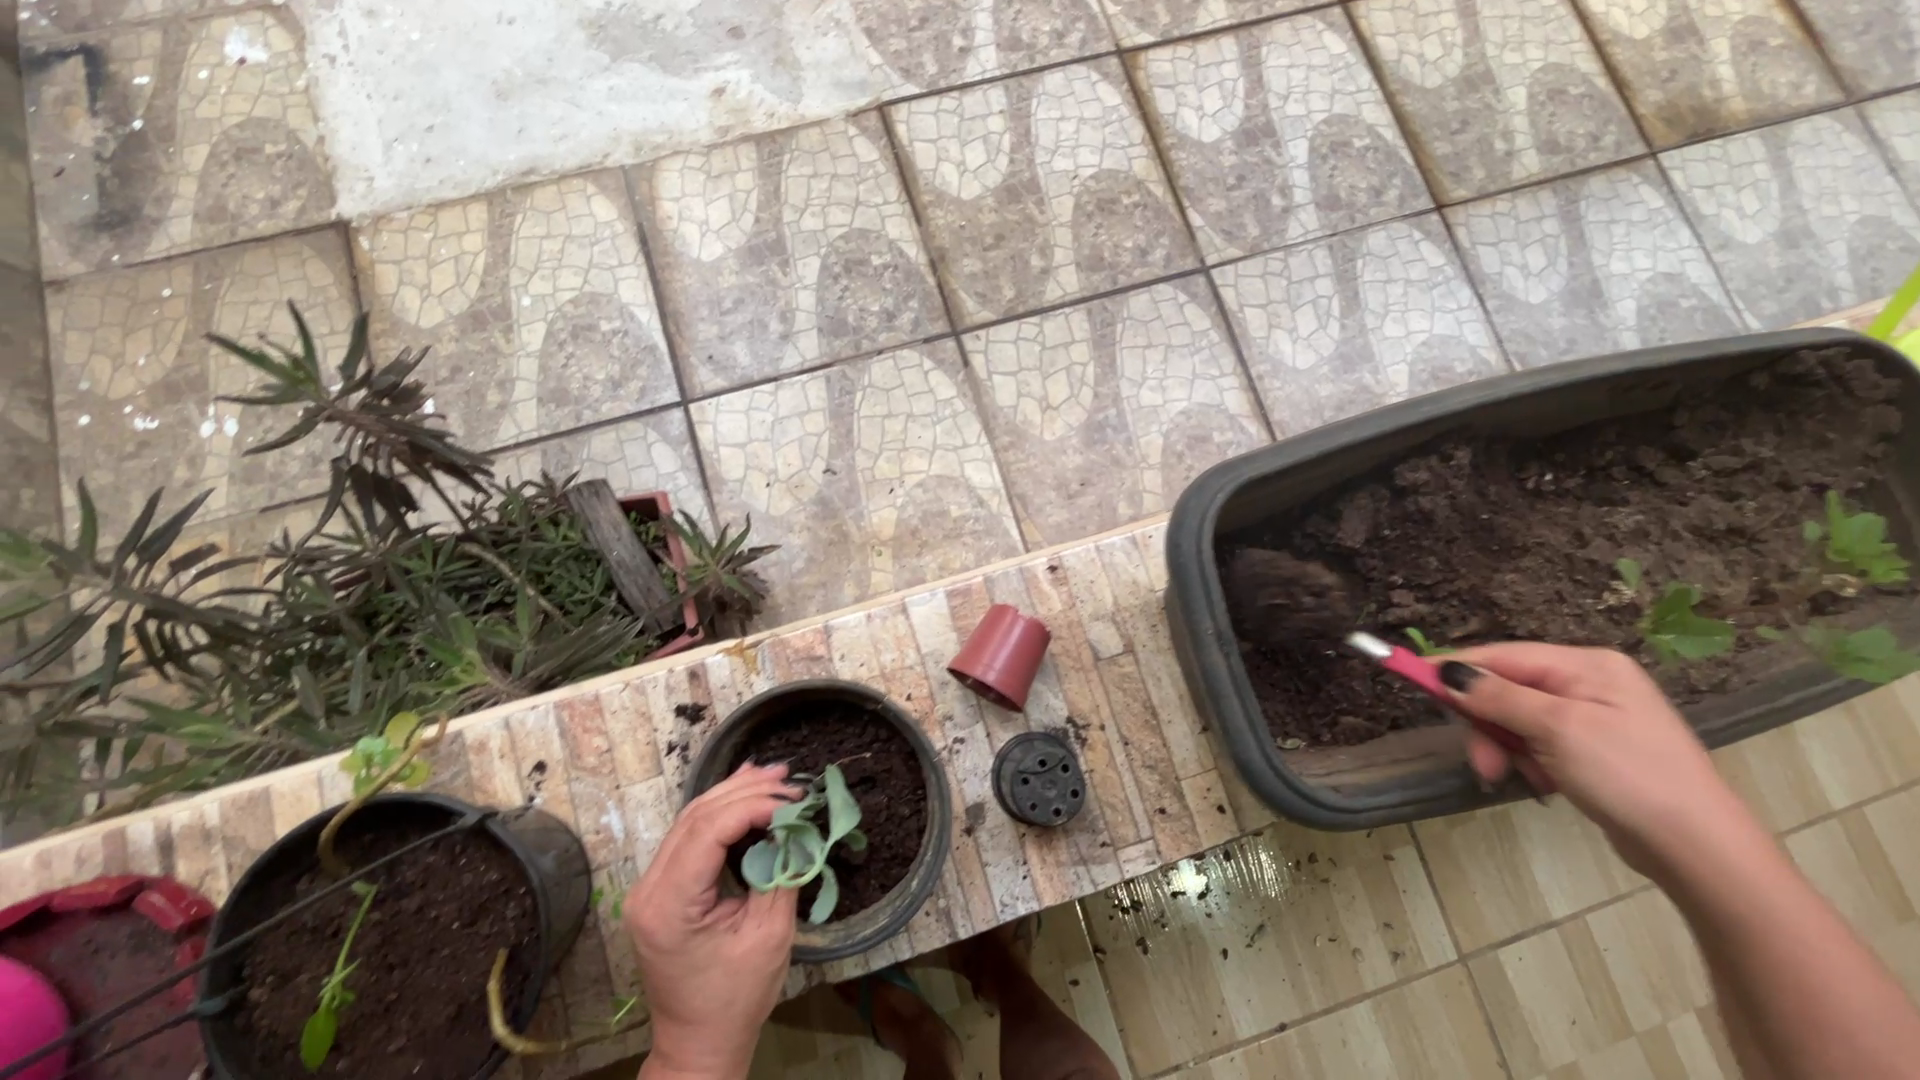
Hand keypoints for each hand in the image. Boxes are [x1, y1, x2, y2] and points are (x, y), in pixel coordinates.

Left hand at [626, 762, 801, 1079]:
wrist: (700, 1042)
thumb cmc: (737, 998)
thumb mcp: (770, 935)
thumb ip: (781, 874)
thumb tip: (796, 828)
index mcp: (669, 905)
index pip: (708, 831)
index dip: (752, 807)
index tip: (793, 803)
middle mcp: (648, 889)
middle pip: (695, 817)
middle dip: (744, 792)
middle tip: (788, 779)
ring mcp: (649, 888)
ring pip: (689, 820)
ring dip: (732, 795)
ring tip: (773, 776)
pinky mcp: (660, 889)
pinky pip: (688, 838)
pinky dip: (720, 814)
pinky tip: (745, 794)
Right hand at [1438, 643, 1764, 879]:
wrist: (1696, 846)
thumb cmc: (1628, 775)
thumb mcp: (1556, 729)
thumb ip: (1498, 696)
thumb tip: (1446, 670)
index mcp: (1587, 665)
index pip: (1503, 655)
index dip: (1456, 666)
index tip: (1410, 676)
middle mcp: (1590, 682)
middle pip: (1507, 689)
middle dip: (1487, 724)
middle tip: (1484, 763)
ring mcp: (1594, 716)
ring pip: (1517, 719)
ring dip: (1506, 748)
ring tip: (1516, 779)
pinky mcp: (1594, 749)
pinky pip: (1538, 742)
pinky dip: (1529, 761)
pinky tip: (1544, 784)